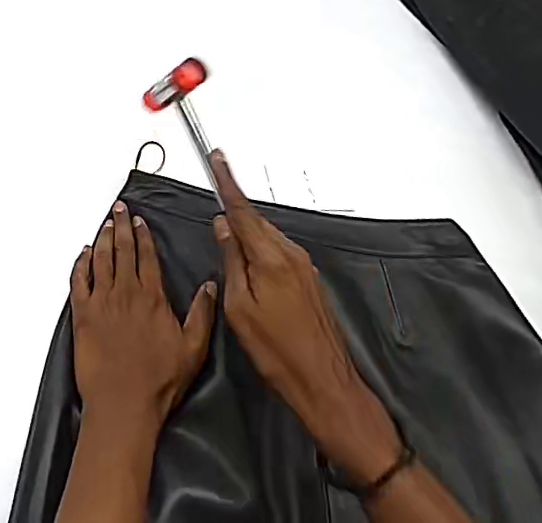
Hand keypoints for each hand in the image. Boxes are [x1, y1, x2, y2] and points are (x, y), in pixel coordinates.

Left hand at [71, 200, 216, 428]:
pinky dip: (80, 264)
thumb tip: (209, 287)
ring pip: (100, 259)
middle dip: (120, 225)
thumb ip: (202, 314)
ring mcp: (102, 302)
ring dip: (102, 238)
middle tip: (119, 209)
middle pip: (122, 249)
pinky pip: (79, 280)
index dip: (143, 235)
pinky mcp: (82, 315)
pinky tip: (83, 254)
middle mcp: (125, 292)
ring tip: (104, 224)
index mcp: (151, 297)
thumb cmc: (158, 382)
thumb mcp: (192, 348)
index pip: (146, 256)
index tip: (139, 221)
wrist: (123, 405)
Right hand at [208, 151, 404, 485]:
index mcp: (271, 258)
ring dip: (247, 232)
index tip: (217, 158)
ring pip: (267, 235)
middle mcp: (291, 254)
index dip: (227, 181)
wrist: (325, 383)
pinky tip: (251, 264)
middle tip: (216, 198)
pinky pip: (278, 250)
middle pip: (255, 220)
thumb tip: (222, 225)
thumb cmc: (277, 352)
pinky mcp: (309, 278)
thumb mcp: (239, 307)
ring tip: (228, 242)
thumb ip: (231, 259)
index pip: (242, 210)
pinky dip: (260, 247)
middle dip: (234, 209)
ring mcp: (303, 265)